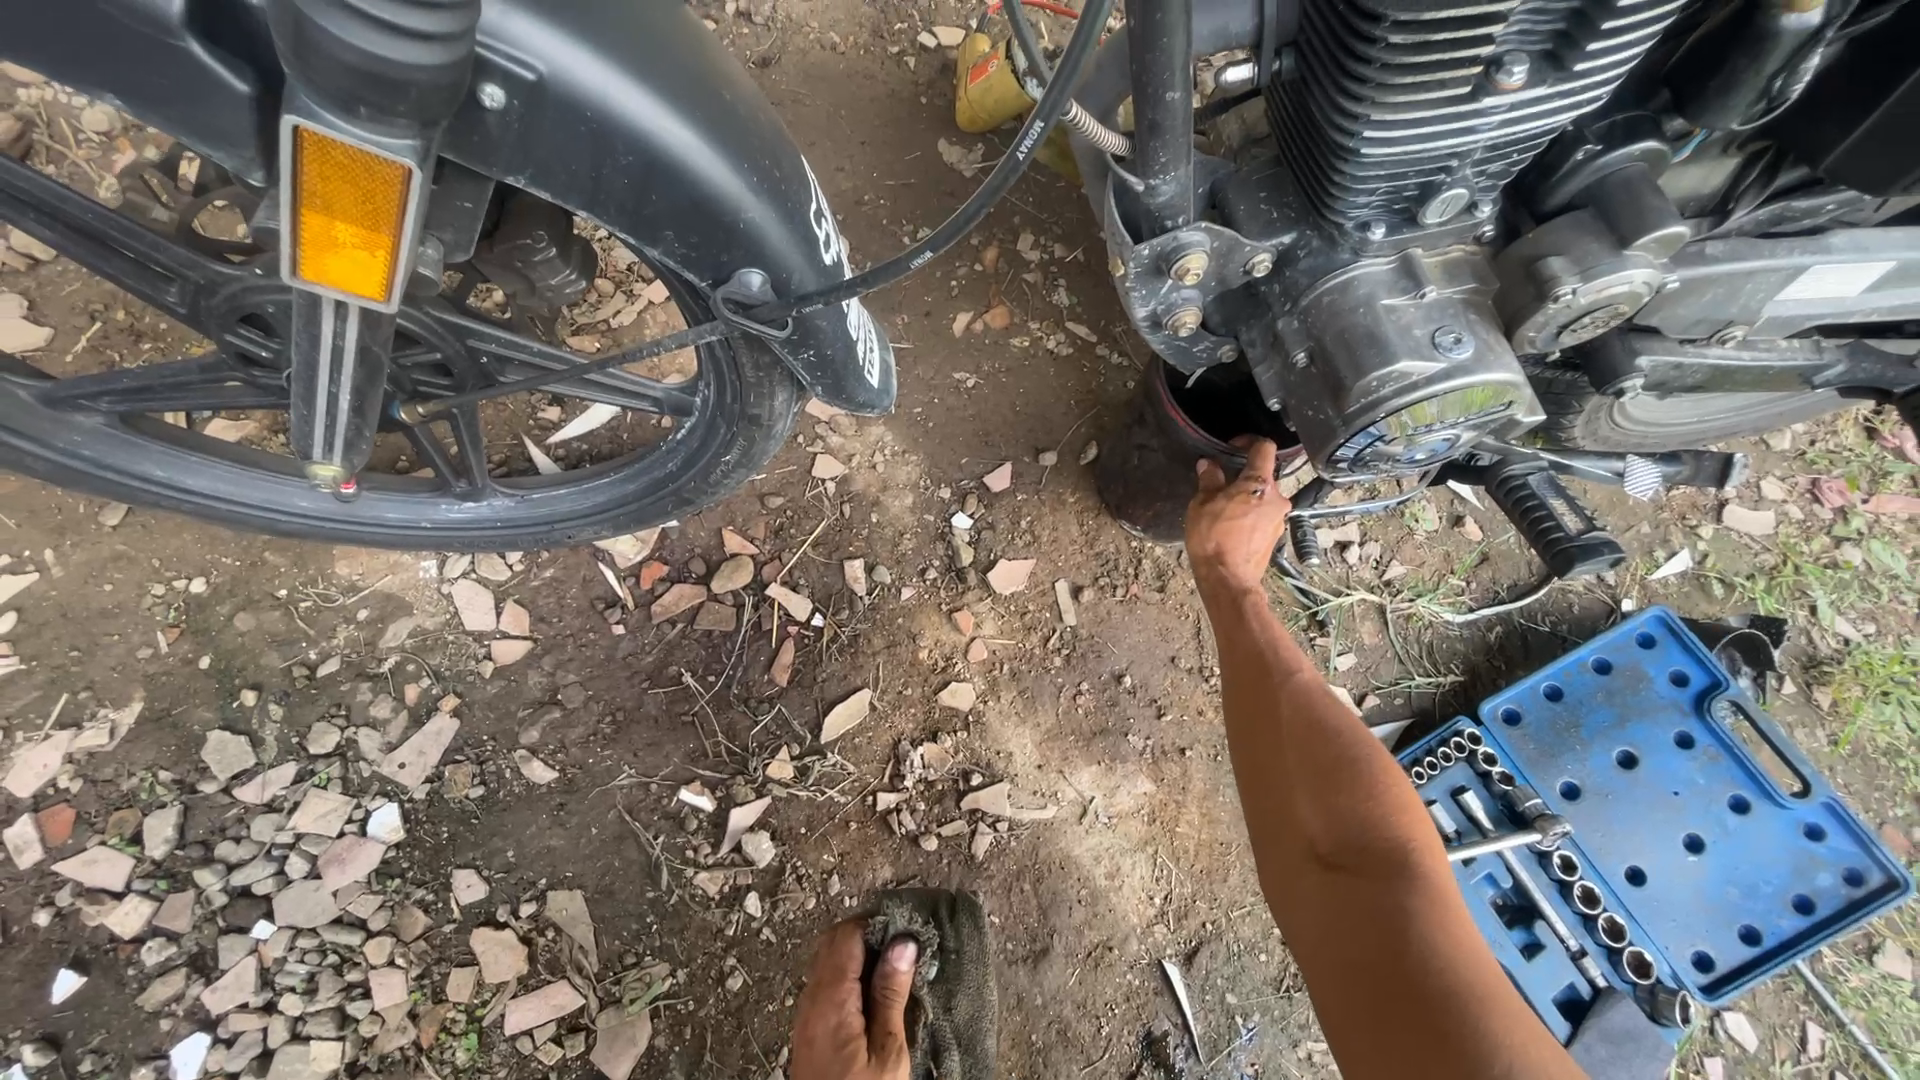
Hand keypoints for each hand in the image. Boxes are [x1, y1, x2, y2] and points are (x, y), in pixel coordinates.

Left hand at [791, 919, 917, 1079]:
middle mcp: (810, 1000)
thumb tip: (903, 943)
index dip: (876, 924)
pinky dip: (849, 975)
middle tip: (903, 944)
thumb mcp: (888, 1052)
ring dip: (858, 954)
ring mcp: (805, 1015)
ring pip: (827, 961)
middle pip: (833, 942)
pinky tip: (875, 990)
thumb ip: (892, 994)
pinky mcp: (809, 1030)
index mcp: (830, 1000)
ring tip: (895, 965)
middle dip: (867, 934)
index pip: (847, 935)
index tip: (907, 928)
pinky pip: (825, 984)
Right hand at [1185, 437, 1292, 597]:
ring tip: (1223, 510)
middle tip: (1220, 486)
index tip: (1233, 447)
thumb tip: (1209, 465)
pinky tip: (1231, 528)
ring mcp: (1279, 519)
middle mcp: (1277, 498)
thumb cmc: (1213, 538)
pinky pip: (1263, 517)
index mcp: (1259, 483)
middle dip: (1243, 477)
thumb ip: (1209, 480)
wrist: (1228, 578)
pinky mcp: (1275, 537)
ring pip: (1263, 498)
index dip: (1249, 441)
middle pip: (1263, 476)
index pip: (1265, 448)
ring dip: (1246, 498)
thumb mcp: (1202, 504)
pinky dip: (1249, 516)